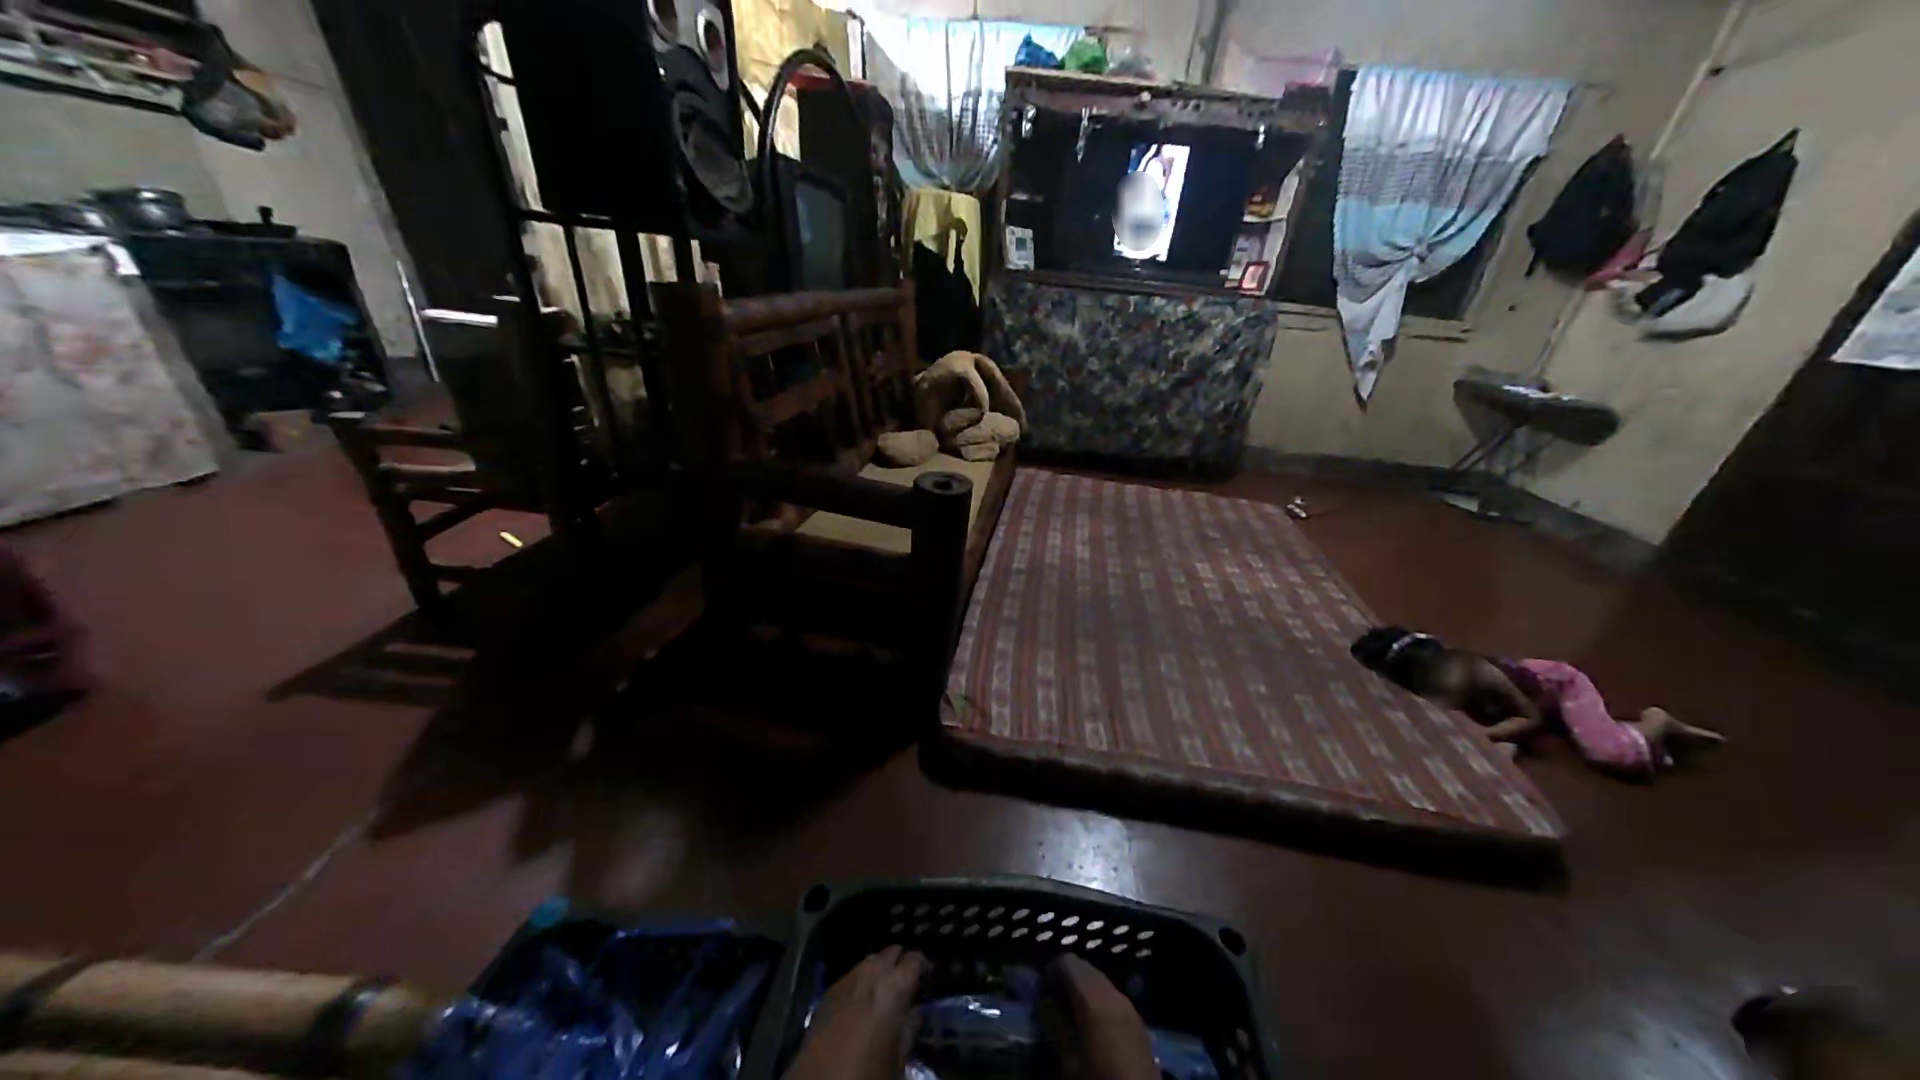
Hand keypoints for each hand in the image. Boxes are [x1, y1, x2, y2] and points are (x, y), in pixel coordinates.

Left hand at [782, 947, 928, 1079]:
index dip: (923, 966)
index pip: (914, 959)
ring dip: (880, 969)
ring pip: (870, 960)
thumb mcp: (899, 1059)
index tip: (927, 978)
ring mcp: (846, 979)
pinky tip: (861, 1001)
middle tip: (907, 984)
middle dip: (901, 962)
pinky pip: (851, 974)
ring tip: (884, 990)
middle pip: (891, 952)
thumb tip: (914, 1010)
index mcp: (893, 988)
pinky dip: (861, 980)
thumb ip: (910, 1028)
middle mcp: (870, 975)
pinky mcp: (828, 991)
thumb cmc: (867, 1075)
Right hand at [1047, 955, 1158, 1079]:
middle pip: (1084, 967)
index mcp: (1094, 999)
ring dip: (1082, 990)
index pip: (1067, 961)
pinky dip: (1098, 1000)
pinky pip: (1112, 996)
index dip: (1051, 973)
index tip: (1043, 995)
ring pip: (1099, 980)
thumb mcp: (1068, 1060)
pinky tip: (1094, 1029)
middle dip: (1066, 980)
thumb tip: (1043, 999)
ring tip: (1073, 1018)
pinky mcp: (1138, 1020)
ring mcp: (1129, 1005)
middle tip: (1055, 1005)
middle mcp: (1113, 994)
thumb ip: (1053, 1024)